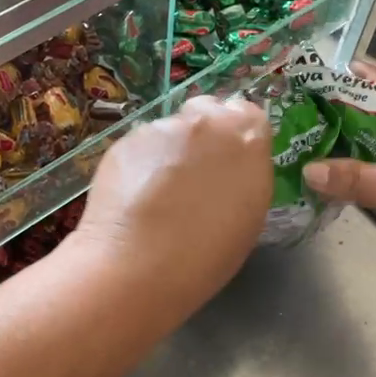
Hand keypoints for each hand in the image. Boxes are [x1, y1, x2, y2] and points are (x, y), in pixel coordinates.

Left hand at [68, 95, 272, 302]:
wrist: (138, 265)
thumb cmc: (207, 254)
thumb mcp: (249, 215)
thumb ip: (245, 175)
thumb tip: (231, 166)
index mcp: (246, 137)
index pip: (248, 114)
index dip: (238, 135)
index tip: (230, 161)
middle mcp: (205, 121)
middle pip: (207, 111)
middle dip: (204, 135)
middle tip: (194, 175)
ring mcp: (161, 127)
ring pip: (171, 129)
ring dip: (170, 150)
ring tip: (158, 193)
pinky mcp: (126, 139)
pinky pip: (140, 146)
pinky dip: (141, 163)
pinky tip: (134, 197)